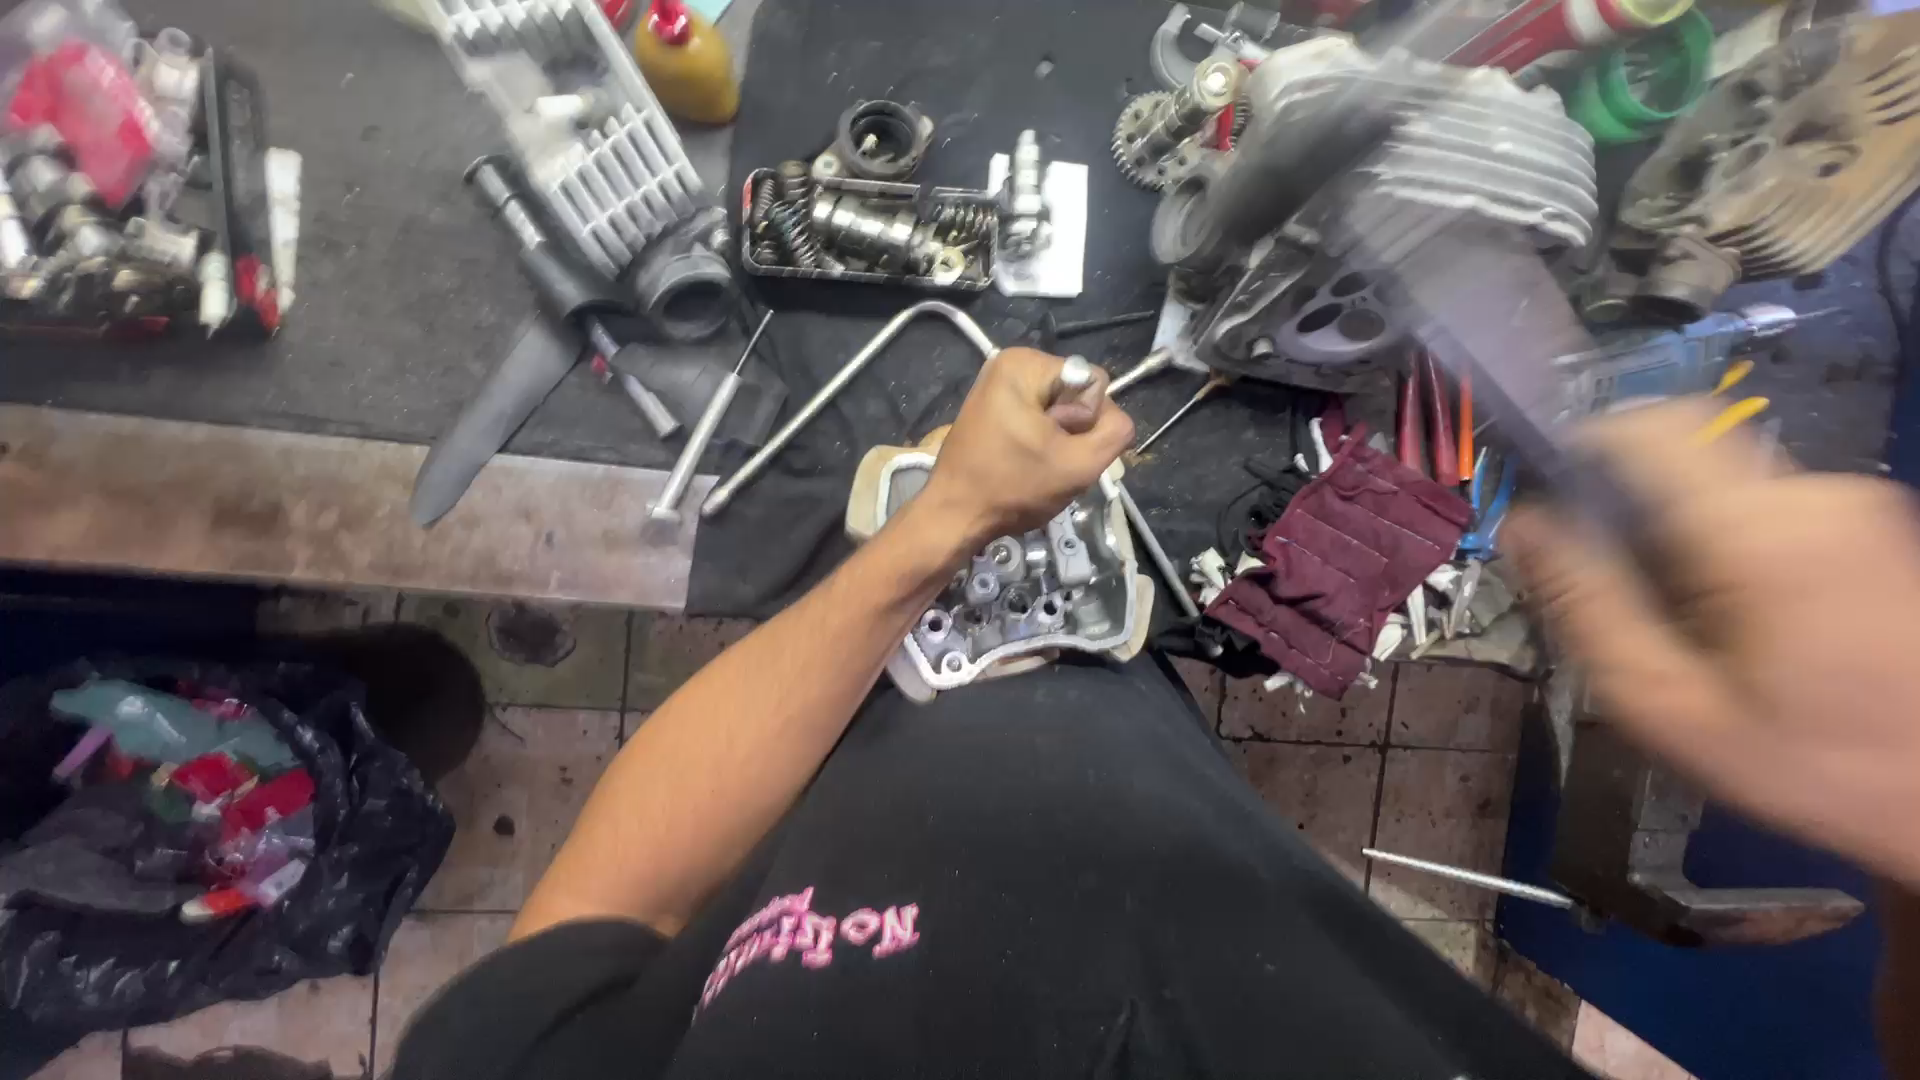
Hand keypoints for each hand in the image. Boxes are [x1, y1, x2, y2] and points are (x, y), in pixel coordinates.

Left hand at [912, 347, 1134, 549]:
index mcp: (1025, 363)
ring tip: (1033, 465)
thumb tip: (1115, 419)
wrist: (955, 516)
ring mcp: (997, 387)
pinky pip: (1037, 420)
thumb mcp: (1081, 464)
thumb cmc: (1013, 488)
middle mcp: (1008, 364)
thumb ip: (1115, 431)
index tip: (1059, 446)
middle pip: (1075, 395)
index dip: (1088, 421)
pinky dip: (1039, 444)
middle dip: (1071, 432)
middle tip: (1046, 461)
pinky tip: (1023, 464)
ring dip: (1057, 442)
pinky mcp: (991, 410)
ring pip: (1059, 412)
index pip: (1094, 383)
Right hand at [1502, 401, 1919, 889]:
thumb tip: (1521, 524)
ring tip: (1656, 611)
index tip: (1543, 499)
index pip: (1650, 429)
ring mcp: (1847, 508)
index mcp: (1758, 534)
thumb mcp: (1658, 698)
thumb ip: (1582, 602)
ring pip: (1702, 481)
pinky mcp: (1859, 525)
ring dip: (1654, 528)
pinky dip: (1699, 538)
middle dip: (1613, 505)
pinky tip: (1707, 609)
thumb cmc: (1806, 759)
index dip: (1580, 446)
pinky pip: (1742, 502)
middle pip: (1671, 456)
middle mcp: (1812, 497)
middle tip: (1593, 582)